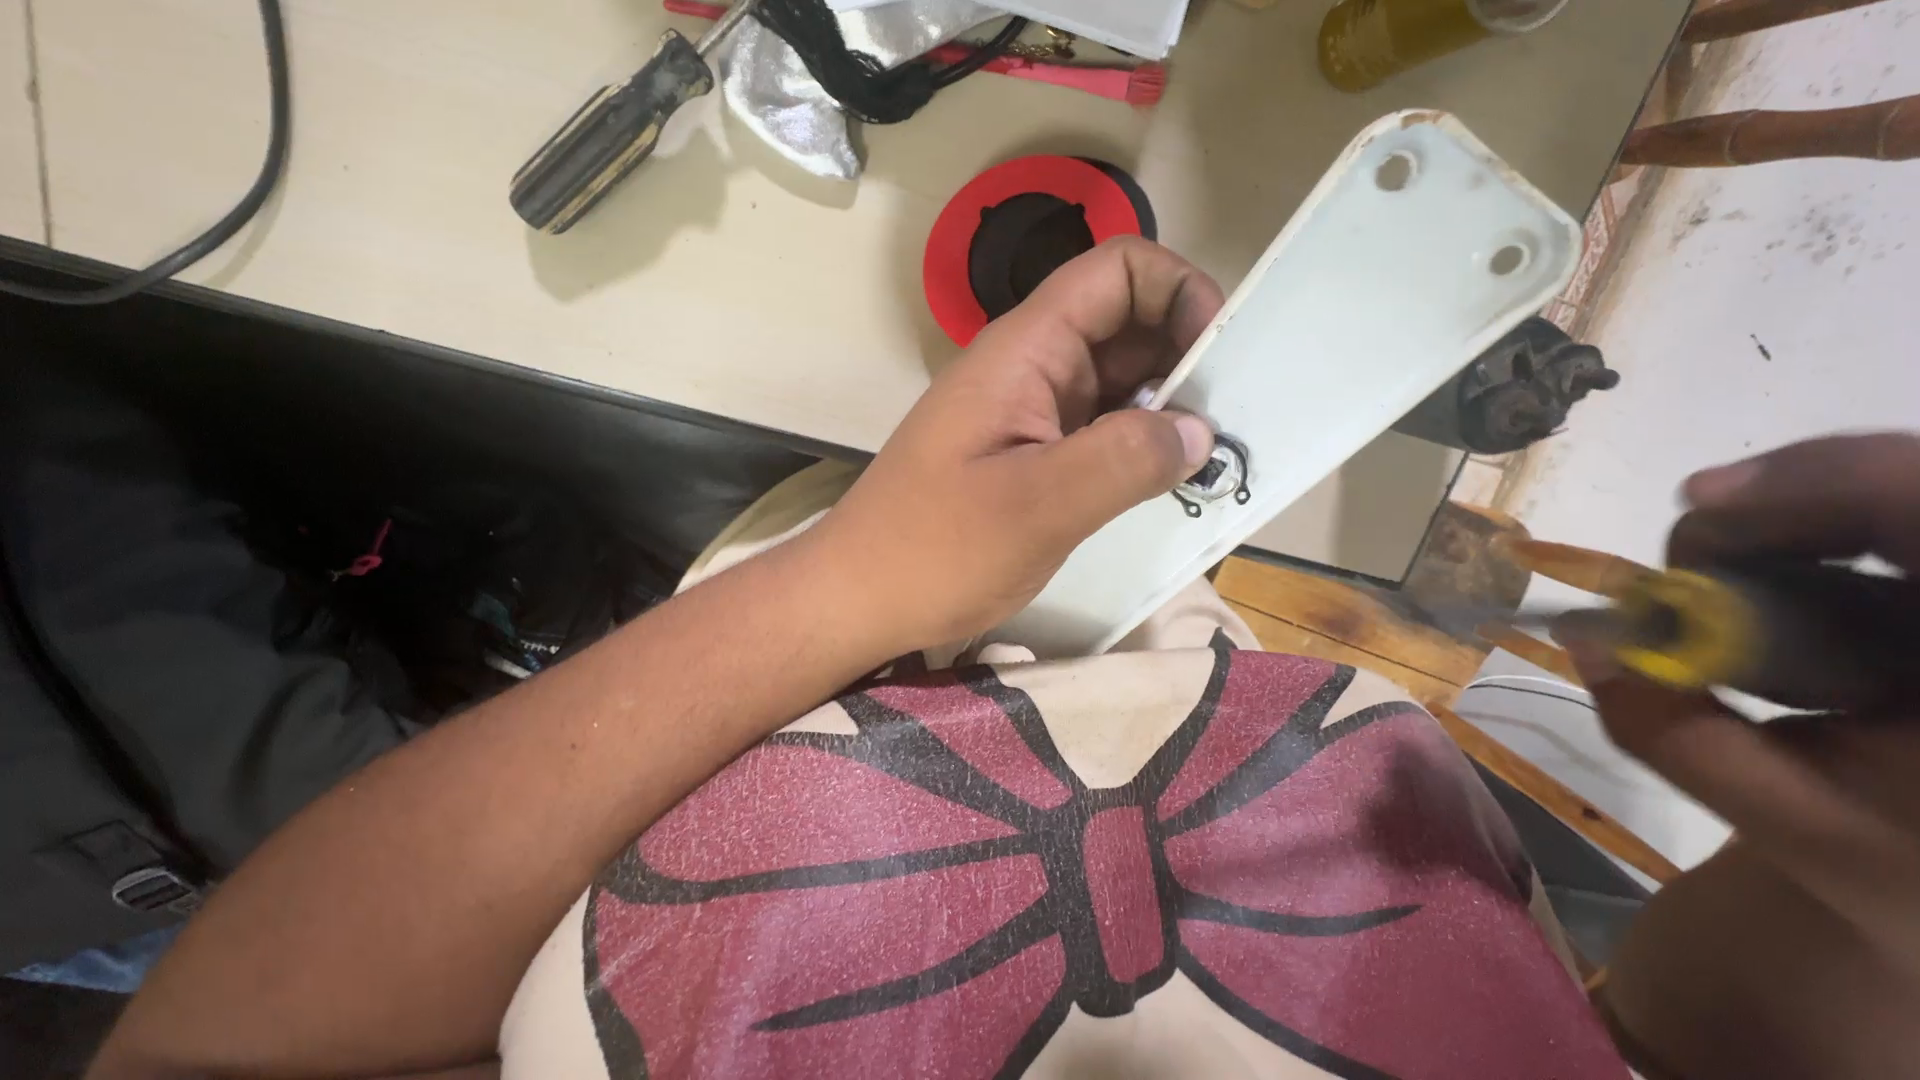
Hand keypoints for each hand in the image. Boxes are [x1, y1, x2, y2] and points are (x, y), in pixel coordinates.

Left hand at [798, 236, 1222, 655]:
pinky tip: (1171, 484)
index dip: (1179, 290)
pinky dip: (1142, 448)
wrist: (858, 600)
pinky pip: (1101, 432)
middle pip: (1127, 324)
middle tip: (1233, 422)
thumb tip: (1200, 431)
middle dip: (1189, 357)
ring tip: (1216, 457)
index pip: (1117, 272)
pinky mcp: (1031, 460)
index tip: (1221, 356)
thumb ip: (1125, 460)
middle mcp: (1032, 369)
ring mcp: (1031, 415)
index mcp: (1026, 352)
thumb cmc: (934, 550)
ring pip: (1119, 382)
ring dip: (1170, 409)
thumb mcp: (1037, 506)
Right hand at [1567, 434, 1919, 1078]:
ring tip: (1728, 598)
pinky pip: (1886, 505)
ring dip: (1784, 522)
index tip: (1700, 501)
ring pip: (1888, 488)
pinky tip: (1782, 591)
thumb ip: (1677, 735)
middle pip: (1904, 486)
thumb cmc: (1897, 863)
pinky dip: (1810, 525)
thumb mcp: (1786, 820)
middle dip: (1774, 509)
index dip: (1830, 478)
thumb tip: (1584, 638)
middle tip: (1687, 564)